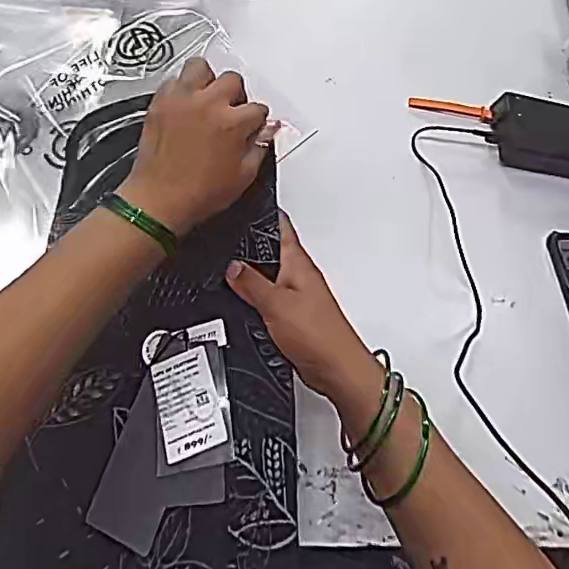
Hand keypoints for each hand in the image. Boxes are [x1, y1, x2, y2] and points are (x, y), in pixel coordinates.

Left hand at [118, 58, 269, 236]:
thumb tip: (264, 135)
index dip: (258, 119)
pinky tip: (186, 103)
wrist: (158, 201)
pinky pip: (173, 81)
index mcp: (232, 123)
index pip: (258, 108)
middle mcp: (207, 105)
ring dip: (208, 79)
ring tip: (208, 95)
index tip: (253, 125)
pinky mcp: (159, 104)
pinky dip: (181, 88)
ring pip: (200, 67)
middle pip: (232, 79)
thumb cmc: (196, 193)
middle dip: (237, 95)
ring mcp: (181, 101)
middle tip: (232, 109)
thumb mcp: (243, 177)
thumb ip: (258, 149)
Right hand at [227, 214, 382, 432]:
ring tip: (231, 267)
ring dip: (253, 272)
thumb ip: (252, 283)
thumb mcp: (276, 304)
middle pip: (273, 250)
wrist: (337, 369)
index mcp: (298, 263)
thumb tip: (233, 266)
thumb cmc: (319, 335)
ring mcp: (297, 295)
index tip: (252, 199)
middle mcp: (299, 275)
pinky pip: (271, 298)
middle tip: (231, 233)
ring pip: (271, 274)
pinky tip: (245, 302)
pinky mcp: (294, 315)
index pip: (281, 227)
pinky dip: (257, 297)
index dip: (266, 212)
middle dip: (252, 243)